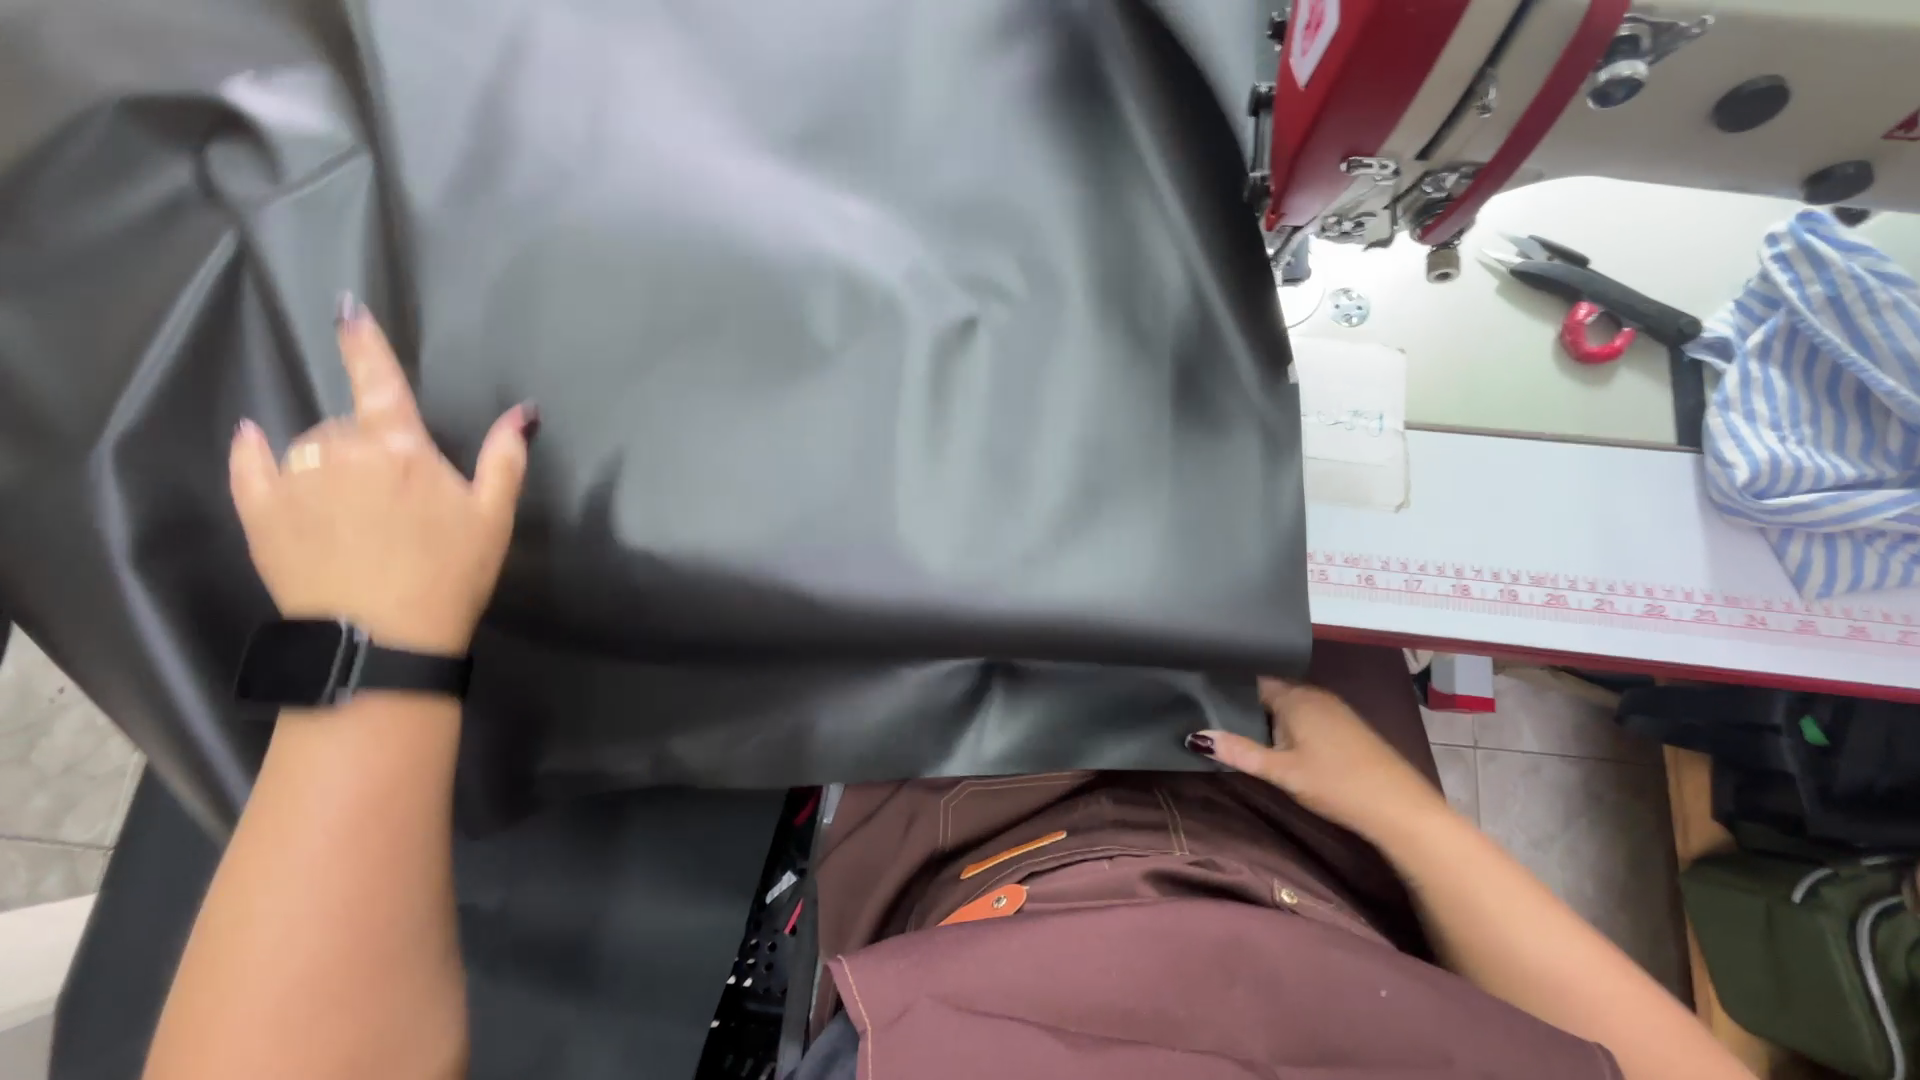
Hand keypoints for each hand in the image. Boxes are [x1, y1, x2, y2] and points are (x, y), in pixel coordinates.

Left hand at [228, 296, 535, 655]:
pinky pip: (250, 463)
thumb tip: (523, 411)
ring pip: (310, 447)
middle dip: (372, 446)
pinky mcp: (260, 511)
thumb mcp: (494, 516)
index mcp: (401, 448)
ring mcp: (294, 479)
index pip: (381, 381)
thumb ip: (505, 457)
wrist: (384, 637)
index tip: (346, 309)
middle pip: (351, 425)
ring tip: (353, 512)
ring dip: (330, 462)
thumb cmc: (450, 573)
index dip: (364, 343)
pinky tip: (256, 441)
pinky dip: (254, 450)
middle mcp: (341, 450)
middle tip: (397, 499)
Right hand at [1191, 677, 1447, 837]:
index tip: (1199, 696)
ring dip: (1267, 717)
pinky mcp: (1346, 726)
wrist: (1399, 808)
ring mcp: (1333, 709)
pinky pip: (1305, 715)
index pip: (1251, 681)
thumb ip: (1240, 752)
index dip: (1226, 688)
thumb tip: (1196, 736)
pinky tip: (1278, 744)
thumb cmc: (1336, 783)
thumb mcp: (1281, 771)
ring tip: (1237, 730)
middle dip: (1244, 705)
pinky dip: (1287, 725)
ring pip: (1288, 705)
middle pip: (1269, 692)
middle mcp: (1313, 694)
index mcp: (1295, 697)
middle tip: (1209, 717)